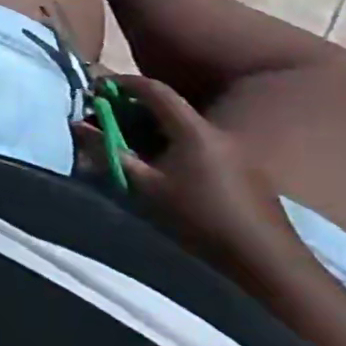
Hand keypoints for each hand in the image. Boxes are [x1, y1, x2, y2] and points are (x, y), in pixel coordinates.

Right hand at [75, 75, 302, 278]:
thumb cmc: (200, 219)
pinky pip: (201, 144)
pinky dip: (175, 144)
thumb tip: (77, 126)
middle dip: (135, 108)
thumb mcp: (146, 187)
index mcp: (193, 129)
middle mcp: (217, 132)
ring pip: (185, 127)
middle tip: (107, 119)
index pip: (153, 89)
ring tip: (131, 146)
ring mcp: (236, 151)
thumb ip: (109, 153)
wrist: (268, 263)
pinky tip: (165, 169)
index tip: (96, 89)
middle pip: (170, 107)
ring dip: (154, 128)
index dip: (122, 83)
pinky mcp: (246, 171)